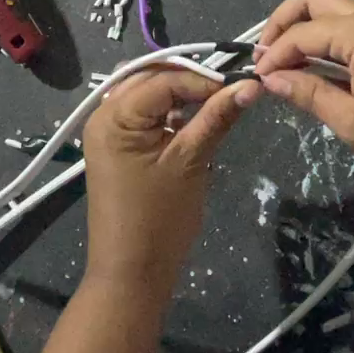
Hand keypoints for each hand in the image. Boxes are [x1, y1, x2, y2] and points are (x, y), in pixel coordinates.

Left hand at [81, 70, 259, 289]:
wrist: (132, 275)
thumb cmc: (160, 220)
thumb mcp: (191, 162)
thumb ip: (217, 117)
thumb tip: (251, 86)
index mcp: (114, 116)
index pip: (162, 79)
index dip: (201, 80)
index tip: (238, 86)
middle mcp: (103, 114)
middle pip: (149, 77)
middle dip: (187, 80)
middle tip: (225, 90)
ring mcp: (106, 130)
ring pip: (145, 91)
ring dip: (176, 92)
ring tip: (210, 103)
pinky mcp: (116, 145)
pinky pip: (141, 112)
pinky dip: (165, 109)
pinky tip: (188, 119)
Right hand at [254, 0, 353, 180]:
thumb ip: (310, 95)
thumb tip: (271, 80)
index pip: (300, 33)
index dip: (273, 54)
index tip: (256, 79)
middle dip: (282, 21)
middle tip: (264, 55)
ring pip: (330, 7)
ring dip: (303, 26)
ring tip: (285, 61)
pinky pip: (347, 22)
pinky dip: (323, 34)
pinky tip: (315, 65)